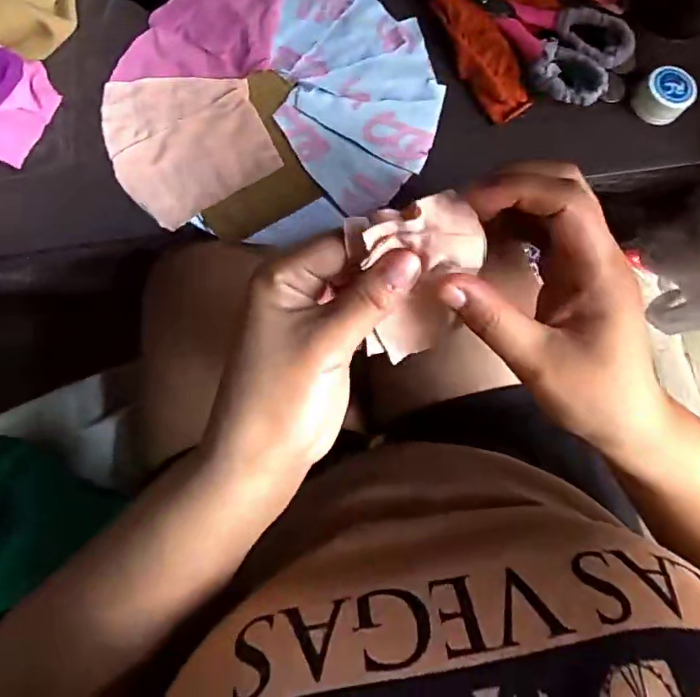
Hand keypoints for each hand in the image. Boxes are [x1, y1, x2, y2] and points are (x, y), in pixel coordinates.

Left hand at [201, 234, 421, 488]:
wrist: (260, 462)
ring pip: (357, 282)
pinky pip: (358, 307)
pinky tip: (416, 300)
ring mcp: (311, 310)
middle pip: (349, 258)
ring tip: (436, 271)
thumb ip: (371, 297)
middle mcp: (295, 284)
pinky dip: (383, 305)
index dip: (383, 240)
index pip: (340, 242)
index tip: (429, 238)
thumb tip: (413, 255)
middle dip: (389, 258)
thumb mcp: (327, 343)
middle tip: (439, 254)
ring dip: (390, 281)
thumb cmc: (283, 397)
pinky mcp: (327, 335)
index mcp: (283, 275)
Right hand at [435, 162, 670, 454]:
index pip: (567, 199)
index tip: (472, 203)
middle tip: (467, 202)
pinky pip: (549, 225)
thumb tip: (443, 281)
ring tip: (471, 213)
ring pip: (558, 199)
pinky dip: (518, 218)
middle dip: (515, 181)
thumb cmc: (594, 396)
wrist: (632, 421)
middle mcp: (600, 250)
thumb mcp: (538, 364)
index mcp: (600, 266)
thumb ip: (492, 319)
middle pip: (566, 185)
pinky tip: (489, 233)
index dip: (517, 188)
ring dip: (514, 197)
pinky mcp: (579, 268)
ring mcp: (592, 256)